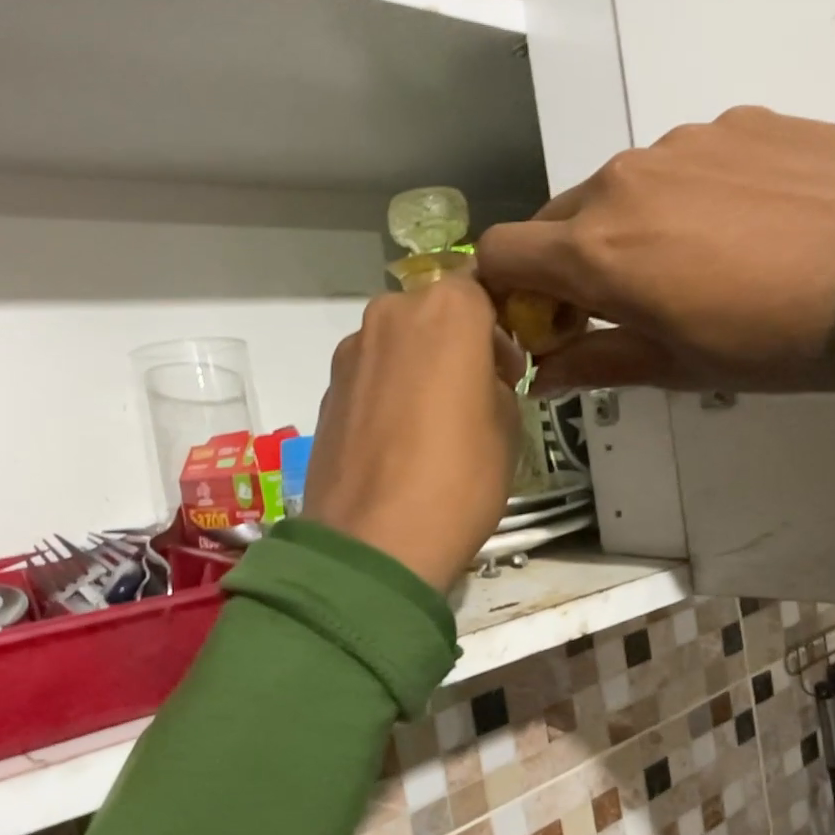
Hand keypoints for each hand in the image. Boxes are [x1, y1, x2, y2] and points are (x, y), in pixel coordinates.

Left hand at [304, 275, 525, 592]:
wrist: (374, 543)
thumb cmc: (459, 479)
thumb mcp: (509, 427)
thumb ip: (496, 382)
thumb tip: (478, 378)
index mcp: (446, 310)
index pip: (482, 291)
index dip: (499, 328)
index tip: (508, 371)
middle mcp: (390, 314)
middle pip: (432, 314)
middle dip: (455, 344)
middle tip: (472, 395)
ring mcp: (350, 352)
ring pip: (397, 344)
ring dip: (418, 368)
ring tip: (431, 424)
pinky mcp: (326, 391)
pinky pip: (370, 376)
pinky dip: (387, 393)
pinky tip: (397, 442)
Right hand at [476, 107, 834, 393]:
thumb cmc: (780, 338)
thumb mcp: (678, 367)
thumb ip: (595, 364)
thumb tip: (544, 375)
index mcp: (596, 249)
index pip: (499, 253)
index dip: (505, 292)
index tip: (544, 323)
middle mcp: (622, 182)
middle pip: (556, 219)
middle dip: (566, 263)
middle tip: (619, 305)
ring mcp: (681, 143)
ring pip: (619, 189)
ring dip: (626, 228)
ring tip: (696, 265)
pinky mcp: (736, 121)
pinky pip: (680, 163)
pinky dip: (683, 197)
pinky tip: (744, 228)